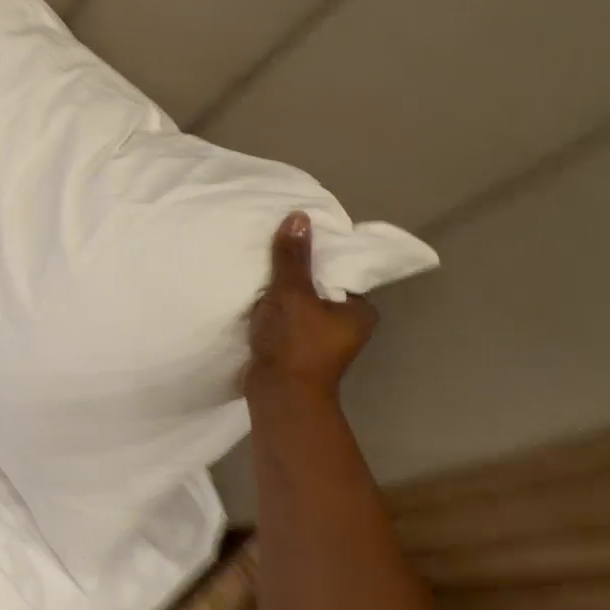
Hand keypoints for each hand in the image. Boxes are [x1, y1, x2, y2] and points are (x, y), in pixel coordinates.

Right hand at [246, 211, 378, 401]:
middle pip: (316, 287)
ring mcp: (321, 340)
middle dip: (292, 275)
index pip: (338, 273)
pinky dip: (269, 311)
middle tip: (264, 257)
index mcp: (359, 310)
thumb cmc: (296, 342)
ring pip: (298, 305)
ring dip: (277, 294)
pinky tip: (250, 303)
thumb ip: (293, 258)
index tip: (286, 246)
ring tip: (252, 276)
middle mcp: (346, 324)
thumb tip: (300, 216)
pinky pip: (284, 320)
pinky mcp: (296, 349)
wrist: (280, 393)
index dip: (313, 257)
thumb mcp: (293, 294)